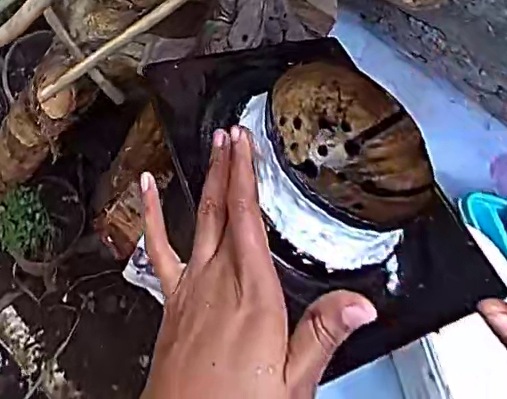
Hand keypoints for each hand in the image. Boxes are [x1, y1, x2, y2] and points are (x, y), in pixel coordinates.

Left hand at [139, 125, 377, 398]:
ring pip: (199, 217)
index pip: (247, 214)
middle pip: (223, 206)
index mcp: (252, 291)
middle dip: (228, 165)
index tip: (245, 141)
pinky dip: (150, 211)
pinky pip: (158, 245)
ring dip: (206, 179)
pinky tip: (145, 185)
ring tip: (210, 148)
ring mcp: (191, 283)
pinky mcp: (172, 296)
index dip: (245, 172)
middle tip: (231, 133)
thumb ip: (324, 333)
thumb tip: (360, 304)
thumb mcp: (296, 381)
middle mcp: (218, 277)